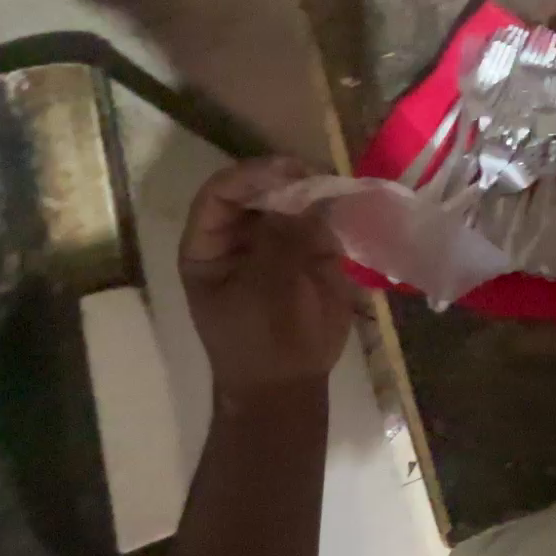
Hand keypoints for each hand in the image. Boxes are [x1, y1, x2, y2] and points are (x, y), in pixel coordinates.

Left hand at [178, 158, 353, 401]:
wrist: (290, 384)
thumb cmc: (259, 341)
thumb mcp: (262, 290)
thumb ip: (281, 241)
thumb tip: (307, 197)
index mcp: (210, 246)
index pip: (219, 195)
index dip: (249, 177)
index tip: (286, 171)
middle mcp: (242, 235)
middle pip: (259, 190)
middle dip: (285, 178)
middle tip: (316, 174)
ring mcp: (278, 239)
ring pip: (293, 199)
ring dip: (312, 188)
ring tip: (333, 185)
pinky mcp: (312, 248)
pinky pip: (321, 218)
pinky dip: (334, 206)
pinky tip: (346, 199)